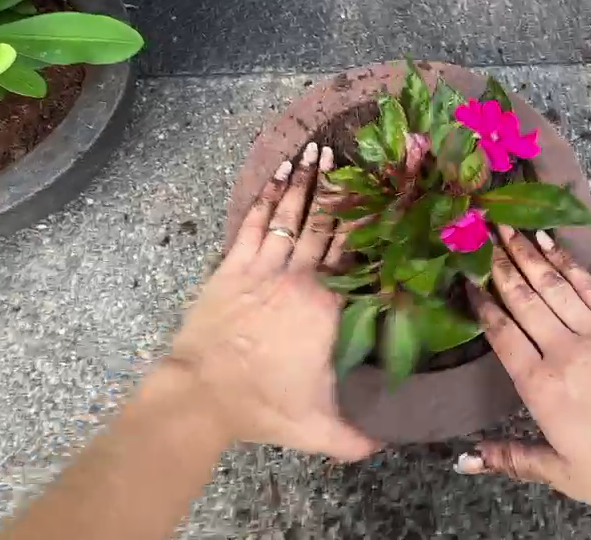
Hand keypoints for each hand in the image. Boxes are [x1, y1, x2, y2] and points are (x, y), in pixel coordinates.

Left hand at [163, 143, 379, 461]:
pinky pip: (254, 223)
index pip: (353, 253)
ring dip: (306, 181)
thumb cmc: (261, 407)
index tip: (380, 194)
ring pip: (290, 214)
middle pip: (324, 223)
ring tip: (316, 150)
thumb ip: (357, 437)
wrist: (200, 397)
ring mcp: (263, 266)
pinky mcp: (232, 266)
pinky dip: (266, 197)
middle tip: (347, 153)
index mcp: (327, 305)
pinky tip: (278, 175)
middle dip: (338, 187)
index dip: (367, 220)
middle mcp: (300, 276)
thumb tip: (390, 441)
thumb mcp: (317, 429)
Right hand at [459, 225, 590, 518]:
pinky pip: (587, 284)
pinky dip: (566, 261)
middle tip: (479, 235)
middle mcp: (563, 349)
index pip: (502, 335)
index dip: (482, 305)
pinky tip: (550, 243)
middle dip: (498, 265)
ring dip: (526, 253)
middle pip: (523, 299)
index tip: (466, 279)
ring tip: (506, 228)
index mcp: (542, 387)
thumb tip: (467, 459)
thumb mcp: (566, 476)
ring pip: (551, 284)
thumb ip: (516, 458)